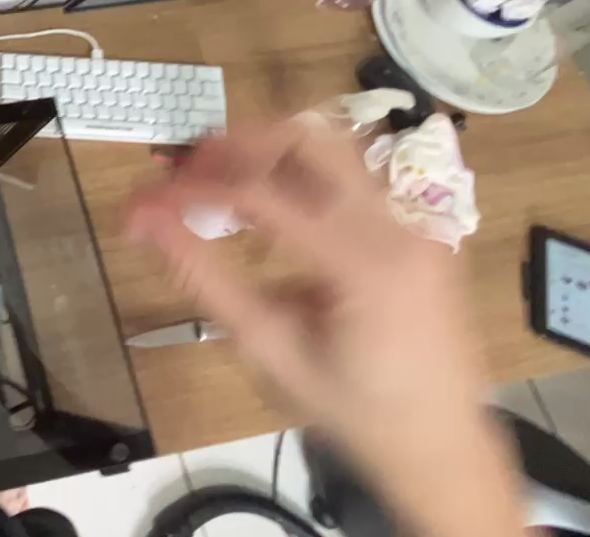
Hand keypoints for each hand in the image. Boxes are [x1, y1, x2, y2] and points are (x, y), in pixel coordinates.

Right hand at [127, 121, 524, 536]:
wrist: (446, 450)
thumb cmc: (351, 409)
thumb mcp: (267, 347)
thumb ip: (203, 275)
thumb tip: (143, 220)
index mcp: (363, 263)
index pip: (257, 192)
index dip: (190, 187)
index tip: (143, 200)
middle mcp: (396, 226)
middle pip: (304, 139)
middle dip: (234, 146)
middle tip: (186, 174)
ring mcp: (412, 222)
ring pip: (327, 144)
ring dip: (264, 152)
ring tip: (219, 181)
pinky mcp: (413, 227)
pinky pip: (345, 174)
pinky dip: (293, 173)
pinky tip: (263, 208)